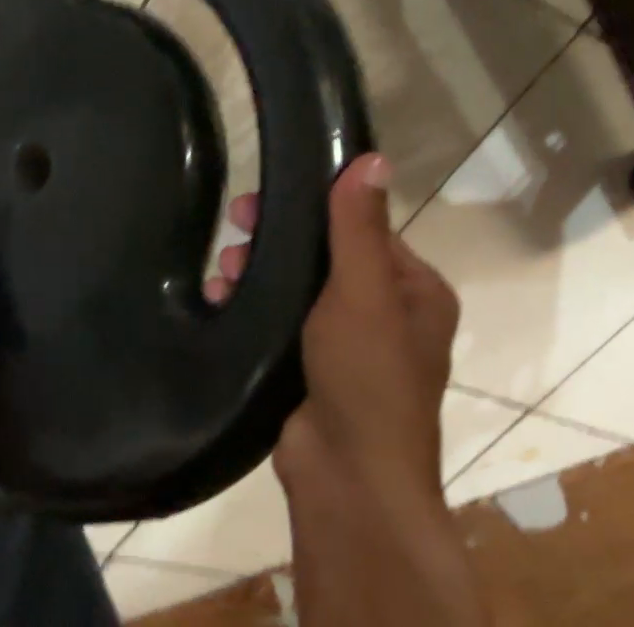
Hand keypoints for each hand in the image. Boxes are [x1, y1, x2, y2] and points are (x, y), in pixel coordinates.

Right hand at [249, 153, 482, 625]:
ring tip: (222, 273)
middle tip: (232, 231)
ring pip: (295, 287)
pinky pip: (277, 320)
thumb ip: (360, 227)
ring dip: (256, 272)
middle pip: (323, 255)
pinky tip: (219, 299)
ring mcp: (345, 344)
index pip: (360, 227)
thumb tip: (372, 158)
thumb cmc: (366, 376)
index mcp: (413, 291)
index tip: (258, 201)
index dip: (311, 208)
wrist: (349, 475)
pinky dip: (250, 305)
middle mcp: (384, 313)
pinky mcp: (310, 367)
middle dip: (275, 241)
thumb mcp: (364, 292)